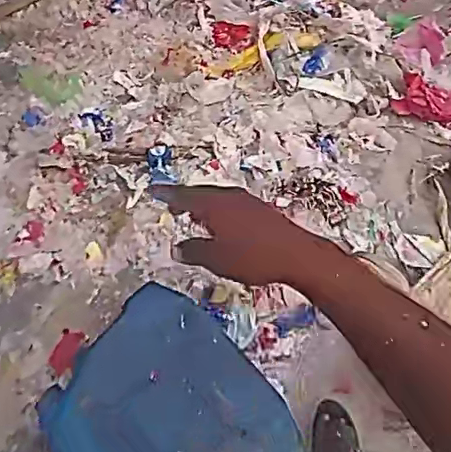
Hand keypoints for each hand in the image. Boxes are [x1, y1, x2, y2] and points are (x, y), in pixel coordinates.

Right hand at [151, 185, 342, 287]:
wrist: (297, 255)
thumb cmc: (254, 257)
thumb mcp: (217, 260)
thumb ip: (194, 252)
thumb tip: (177, 248)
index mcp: (214, 205)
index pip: (183, 196)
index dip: (166, 194)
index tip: (153, 190)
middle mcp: (229, 197)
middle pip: (200, 193)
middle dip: (183, 199)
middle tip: (170, 204)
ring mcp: (246, 201)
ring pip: (216, 198)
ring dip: (201, 204)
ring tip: (191, 215)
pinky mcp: (258, 209)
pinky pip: (229, 203)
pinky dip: (217, 209)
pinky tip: (219, 223)